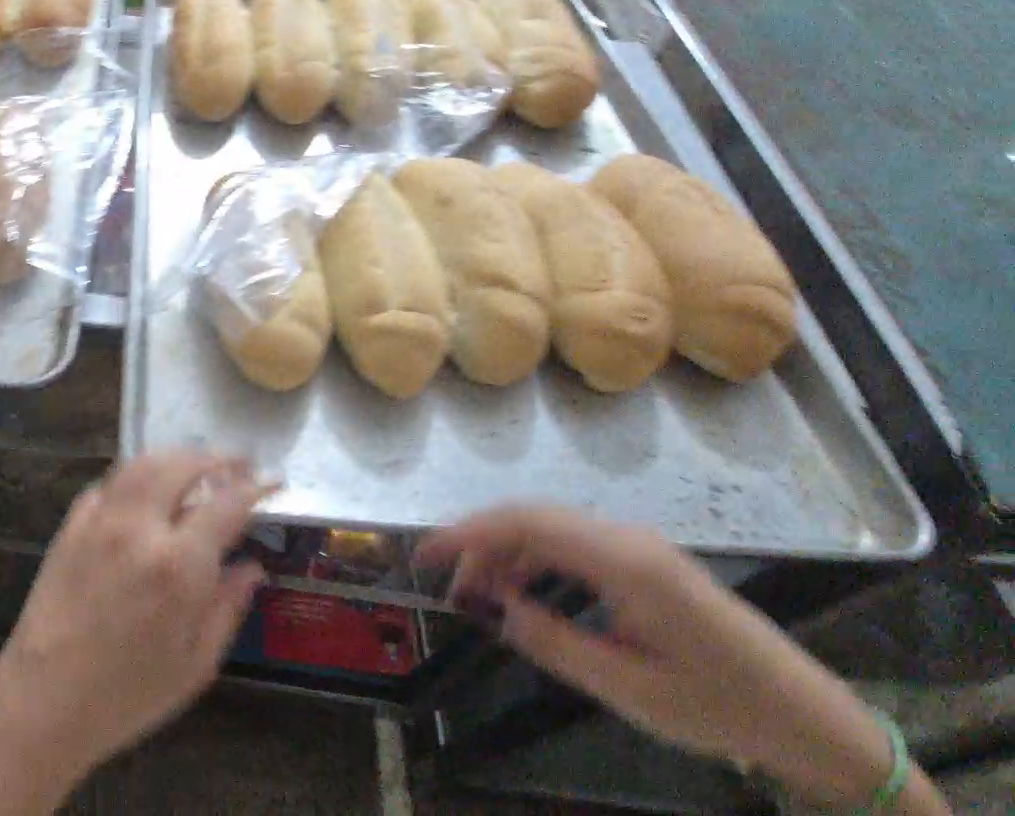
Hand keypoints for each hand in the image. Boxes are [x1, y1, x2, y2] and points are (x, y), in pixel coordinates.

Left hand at [0, 453, 273, 813]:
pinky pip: (108, 485)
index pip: (227, 503)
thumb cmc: (127, 695)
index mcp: (178, 565)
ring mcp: (98, 521)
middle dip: (216, 459)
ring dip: (175, 457)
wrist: (42, 700)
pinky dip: (135, 478)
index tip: (273, 482)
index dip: (256, 488)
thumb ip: (227, 607)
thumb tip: (252, 568)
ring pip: (141, 464)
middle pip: (180, 465)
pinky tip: (145, 493)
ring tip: (196, 468)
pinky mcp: (70, 526)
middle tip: (238, 465)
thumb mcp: (195, 664)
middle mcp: (138, 528)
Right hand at [416, 507, 944, 813]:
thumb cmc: (720, 707)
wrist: (810, 719)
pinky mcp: (644, 560)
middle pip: (532, 518)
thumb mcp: (628, 689)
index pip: (527, 524)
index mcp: (626, 563)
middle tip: (449, 586)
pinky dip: (533, 558)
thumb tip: (494, 606)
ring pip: (549, 527)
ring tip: (477, 594)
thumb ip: (553, 641)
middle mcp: (628, 539)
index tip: (425, 554)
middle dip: (479, 544)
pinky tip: (521, 591)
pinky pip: (572, 542)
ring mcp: (638, 546)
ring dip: (504, 552)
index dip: (467, 533)